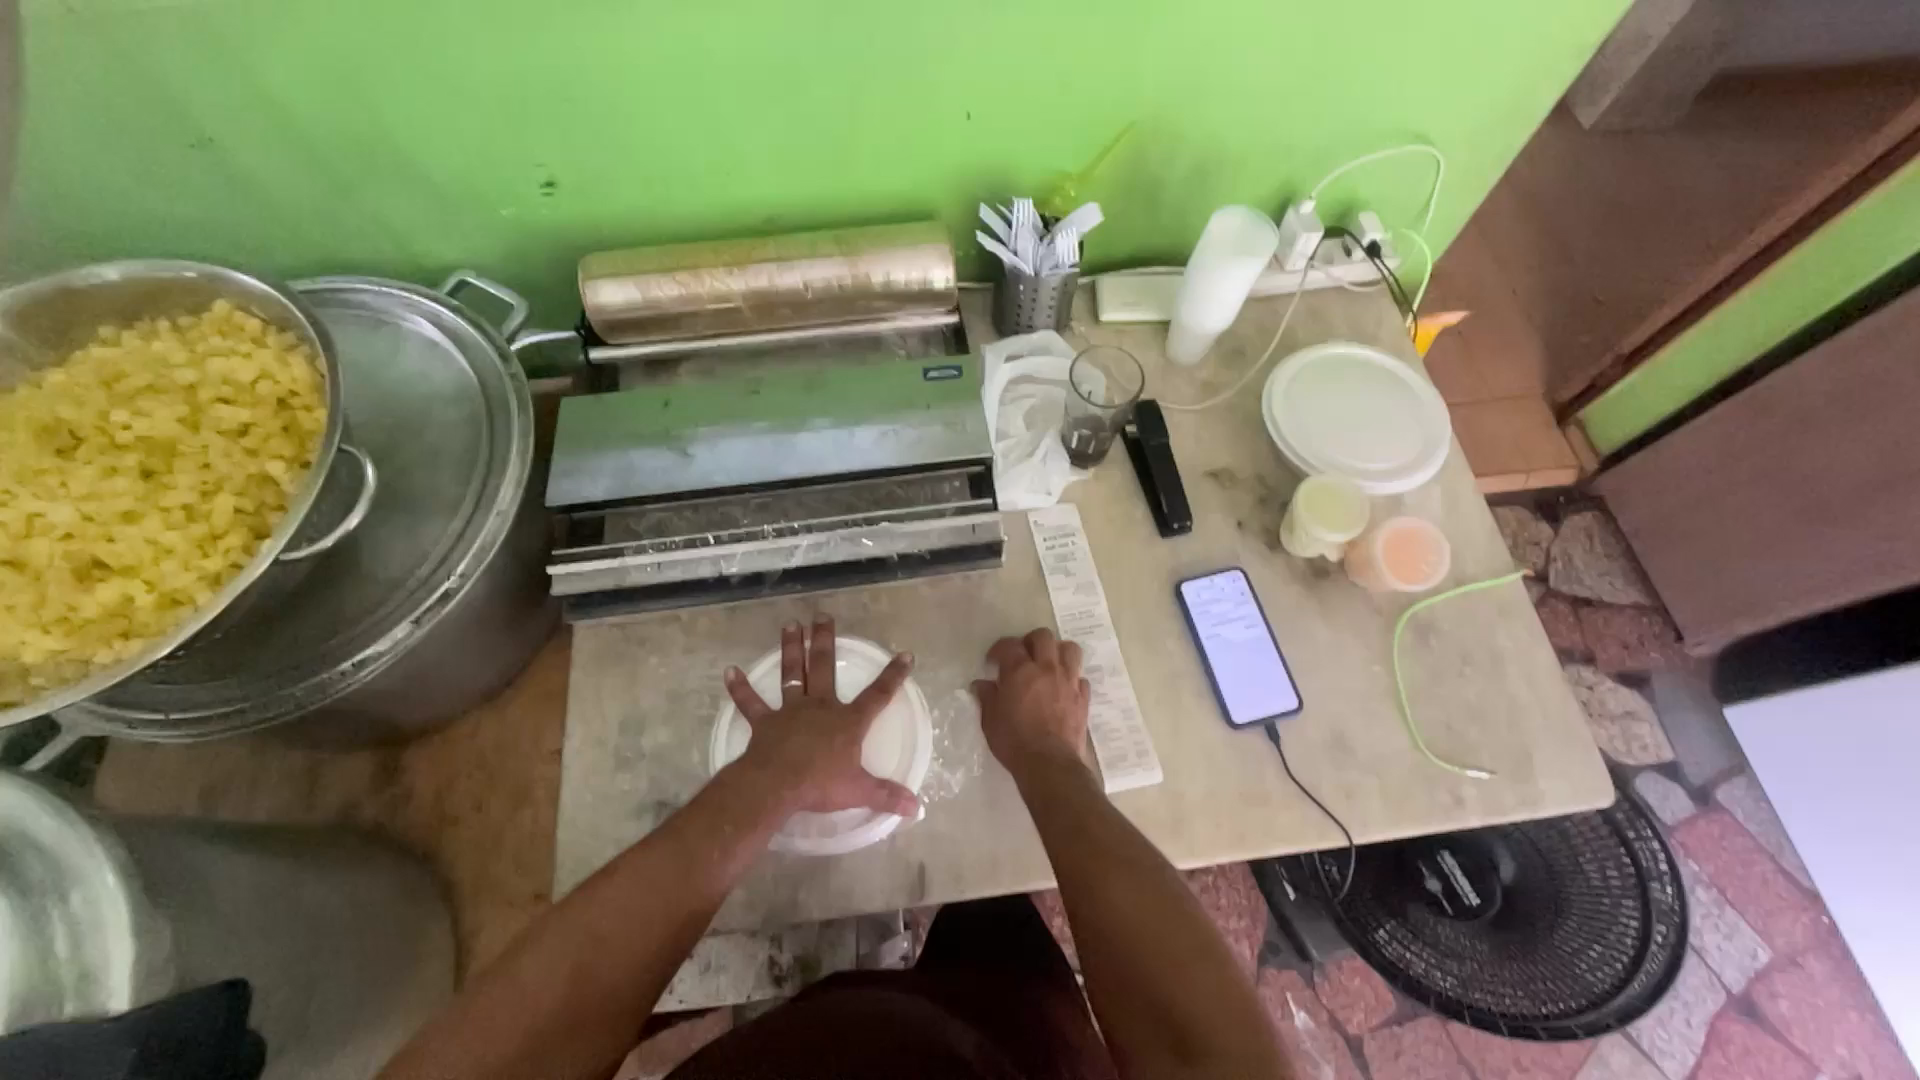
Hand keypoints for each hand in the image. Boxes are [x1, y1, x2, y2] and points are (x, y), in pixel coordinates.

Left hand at [722, 615, 919, 817]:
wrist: (777, 785)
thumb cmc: (821, 784)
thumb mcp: (860, 791)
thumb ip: (888, 795)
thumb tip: (917, 808)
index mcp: (848, 721)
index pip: (878, 695)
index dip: (894, 675)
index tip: (905, 655)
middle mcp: (821, 707)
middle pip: (826, 667)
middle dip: (826, 641)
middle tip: (823, 616)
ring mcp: (790, 711)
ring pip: (793, 674)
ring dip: (791, 649)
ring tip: (791, 625)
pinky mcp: (765, 723)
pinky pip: (750, 703)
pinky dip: (740, 688)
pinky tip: (730, 671)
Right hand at [973, 628, 1091, 783]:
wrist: (1049, 764)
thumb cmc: (1014, 742)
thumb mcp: (990, 721)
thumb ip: (987, 698)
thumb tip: (981, 684)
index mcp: (1019, 671)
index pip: (1009, 645)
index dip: (999, 649)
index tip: (993, 661)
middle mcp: (1046, 669)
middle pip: (1043, 637)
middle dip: (1030, 642)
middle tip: (1023, 656)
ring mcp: (1068, 681)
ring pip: (1069, 649)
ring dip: (1057, 652)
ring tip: (1048, 664)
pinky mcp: (1083, 697)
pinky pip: (1080, 677)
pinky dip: (1071, 678)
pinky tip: (1063, 689)